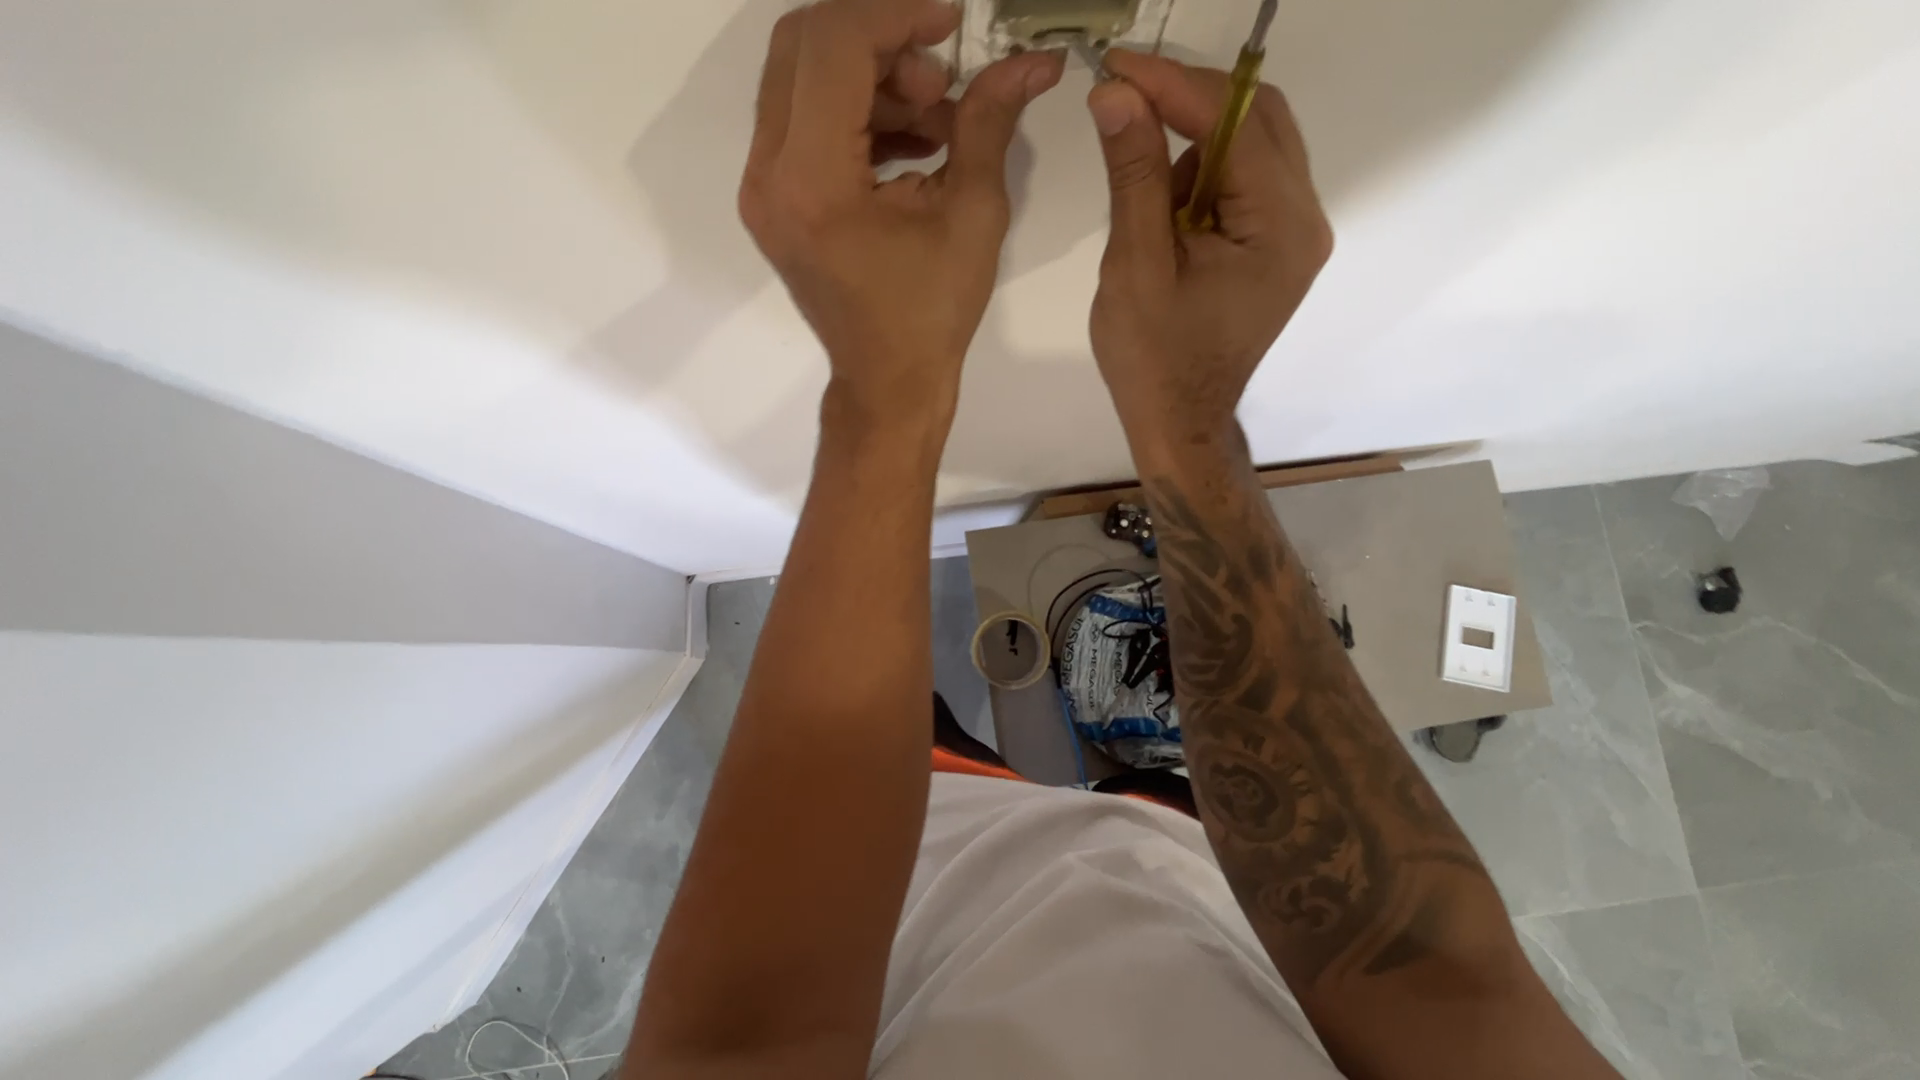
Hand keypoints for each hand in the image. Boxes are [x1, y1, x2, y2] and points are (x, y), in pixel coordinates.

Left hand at [739, 0, 1063, 436]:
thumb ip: (990, 124)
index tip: (952, 21)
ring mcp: (762, 187)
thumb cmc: (932, 314)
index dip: (897, 15)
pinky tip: (913, 143)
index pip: (834, 46)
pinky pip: (803, 120)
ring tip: (937, 121)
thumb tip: (1031, 62)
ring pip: (800, 78)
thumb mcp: (973, 215)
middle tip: (940, 80)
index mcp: (813, 182)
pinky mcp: (774, 198)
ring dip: (871, 78)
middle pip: (802, 46)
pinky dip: (856, 112)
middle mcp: (768, 175)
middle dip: (880, 40)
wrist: (887, 381)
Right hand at [1084, 51, 1332, 449]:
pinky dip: (1204, 178)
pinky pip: (1247, 182)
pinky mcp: (1278, 245)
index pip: (1237, 122)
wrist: (1179, 422)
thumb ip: (1135, 175)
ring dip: (1195, 145)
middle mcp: (1306, 220)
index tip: (1115, 67)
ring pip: (1253, 146)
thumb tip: (1116, 93)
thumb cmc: (1153, 359)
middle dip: (1189, 104)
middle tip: (1125, 102)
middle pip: (1260, 119)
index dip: (1174, 84)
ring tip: (1146, 201)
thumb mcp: (1135, 266)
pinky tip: (1169, 219)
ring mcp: (1297, 234)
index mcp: (1282, 228)